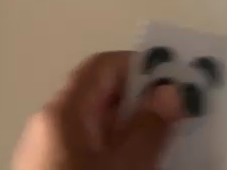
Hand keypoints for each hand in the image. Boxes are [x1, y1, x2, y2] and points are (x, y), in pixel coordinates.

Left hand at [13, 50, 185, 169]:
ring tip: (170, 150)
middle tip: (181, 118)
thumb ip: (149, 129)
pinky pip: (88, 159)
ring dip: (133, 136)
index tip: (176, 82)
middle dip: (141, 105)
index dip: (140, 67)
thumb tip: (169, 91)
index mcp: (60, 112)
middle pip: (99, 99)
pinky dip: (115, 159)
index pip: (102, 66)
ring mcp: (45, 159)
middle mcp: (48, 128)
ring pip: (97, 133)